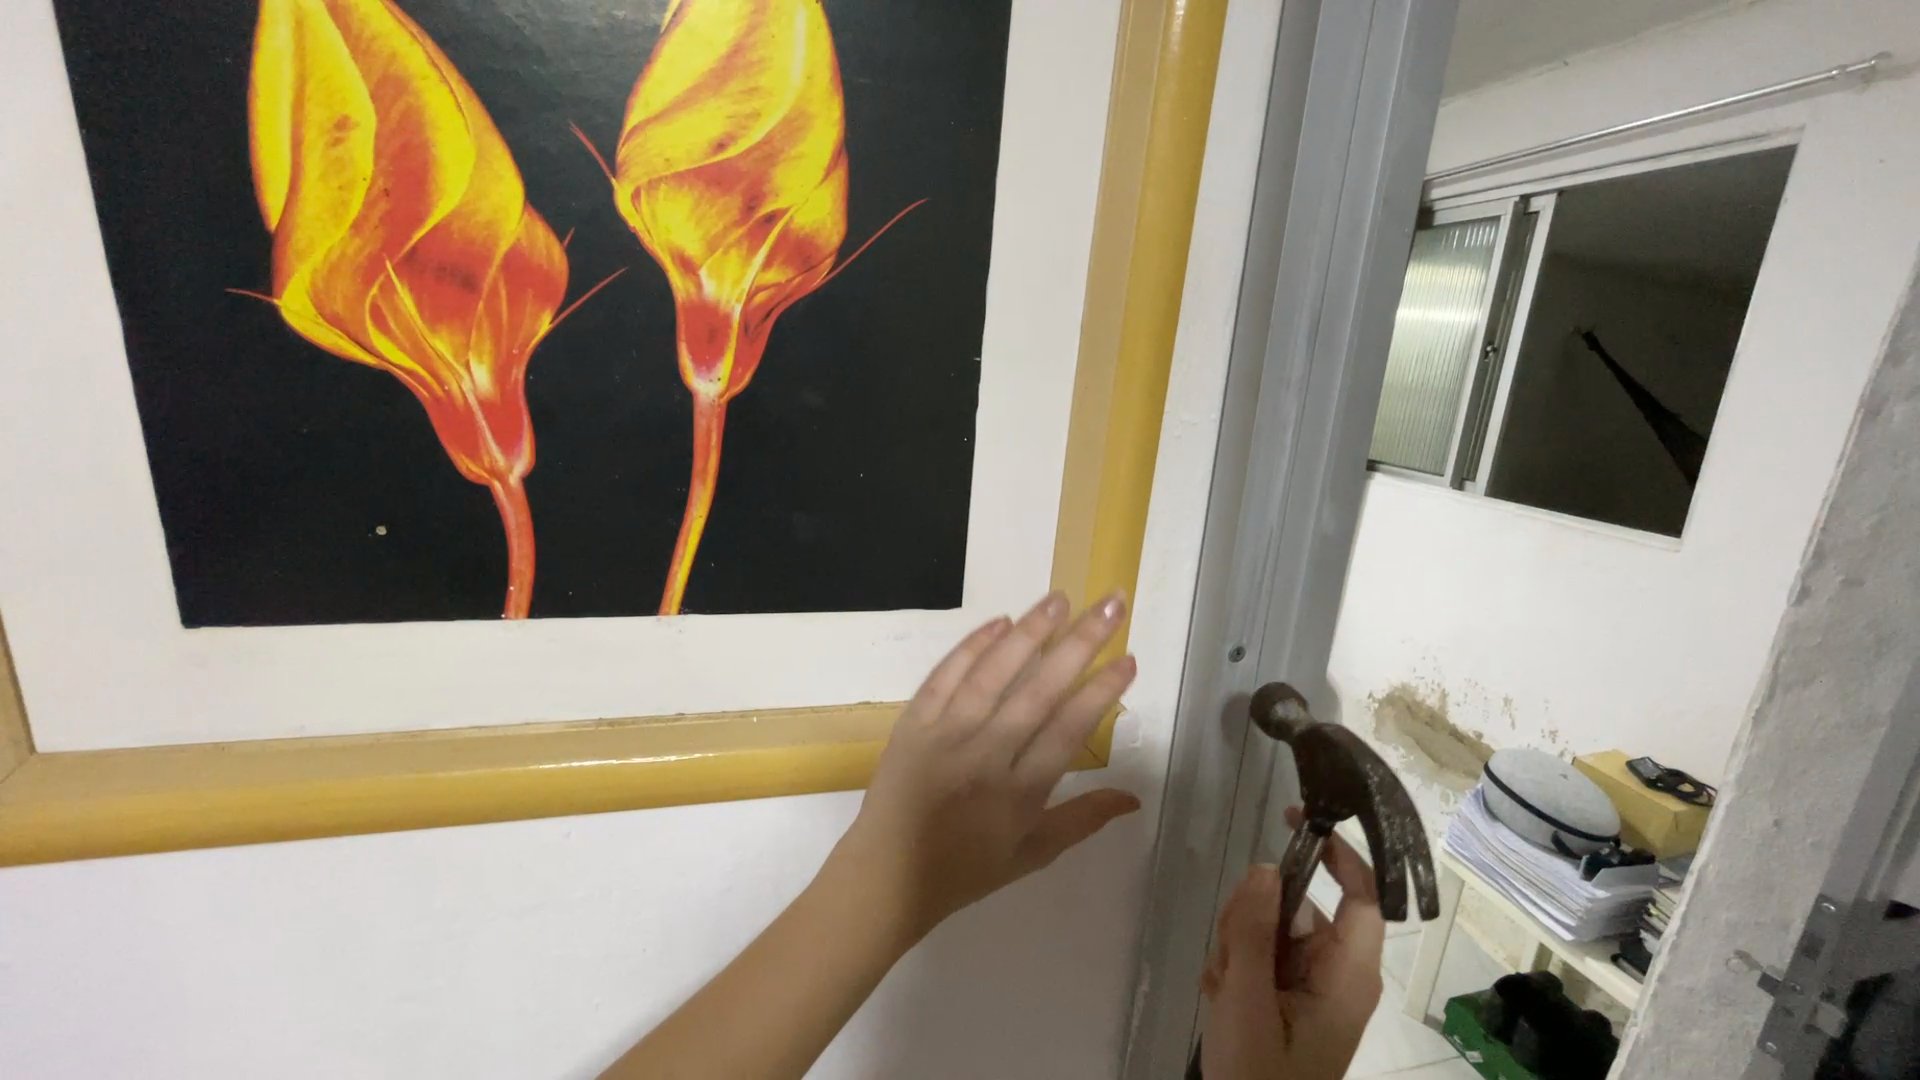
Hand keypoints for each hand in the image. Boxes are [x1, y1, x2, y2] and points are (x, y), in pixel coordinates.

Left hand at [835, 591, 1141, 940]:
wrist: (886, 876)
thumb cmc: (965, 870)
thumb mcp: (1031, 855)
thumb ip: (1082, 820)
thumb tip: (1134, 796)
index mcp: (1018, 793)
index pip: (1069, 730)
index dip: (1102, 691)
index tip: (1128, 658)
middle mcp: (985, 756)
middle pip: (1038, 691)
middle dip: (1079, 644)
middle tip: (1109, 605)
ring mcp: (944, 734)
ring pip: (992, 674)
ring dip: (1028, 632)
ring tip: (1060, 599)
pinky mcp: (913, 722)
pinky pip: (945, 676)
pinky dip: (972, 647)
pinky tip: (1001, 621)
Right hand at [1199, 811, 1386, 1079]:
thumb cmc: (1258, 1074)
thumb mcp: (1247, 1000)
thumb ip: (1253, 931)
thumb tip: (1264, 866)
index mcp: (1347, 975)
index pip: (1361, 898)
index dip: (1339, 855)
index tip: (1295, 820)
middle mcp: (1337, 973)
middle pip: (1299, 905)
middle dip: (1254, 915)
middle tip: (1228, 953)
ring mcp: (1312, 984)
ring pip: (1272, 926)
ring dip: (1238, 943)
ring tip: (1223, 985)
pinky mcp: (1291, 995)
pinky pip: (1262, 952)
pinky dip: (1236, 964)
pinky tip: (1223, 993)